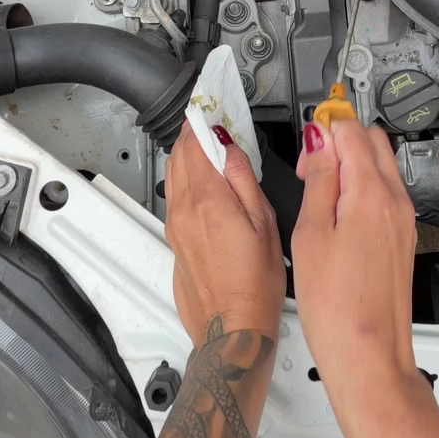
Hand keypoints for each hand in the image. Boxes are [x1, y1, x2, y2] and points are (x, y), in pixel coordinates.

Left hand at [165, 128, 285, 346]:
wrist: (233, 332)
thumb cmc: (255, 284)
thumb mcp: (264, 222)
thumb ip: (244, 179)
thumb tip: (231, 148)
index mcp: (207, 200)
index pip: (194, 144)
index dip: (201, 120)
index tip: (210, 105)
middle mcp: (184, 210)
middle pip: (179, 155)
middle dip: (193, 133)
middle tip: (212, 121)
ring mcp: (176, 227)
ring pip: (174, 175)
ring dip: (188, 154)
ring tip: (210, 146)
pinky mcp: (176, 241)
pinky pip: (176, 196)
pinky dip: (187, 178)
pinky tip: (208, 181)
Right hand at [292, 119, 438, 437]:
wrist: (370, 356)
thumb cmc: (337, 306)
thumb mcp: (310, 233)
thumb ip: (318, 178)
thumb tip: (319, 141)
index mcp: (371, 192)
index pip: (351, 129)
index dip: (323, 131)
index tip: (306, 149)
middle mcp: (395, 199)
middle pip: (372, 139)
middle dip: (340, 140)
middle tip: (311, 166)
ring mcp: (403, 218)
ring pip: (380, 163)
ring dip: (351, 162)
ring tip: (320, 194)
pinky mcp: (402, 236)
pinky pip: (385, 191)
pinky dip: (362, 187)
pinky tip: (337, 214)